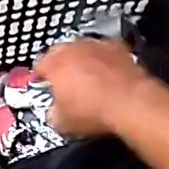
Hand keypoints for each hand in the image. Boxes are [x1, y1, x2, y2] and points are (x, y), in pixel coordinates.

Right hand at [35, 38, 168, 137]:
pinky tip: (106, 74)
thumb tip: (54, 113)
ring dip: (82, 61)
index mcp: (55, 65)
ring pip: (82, 49)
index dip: (39, 75)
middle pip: (60, 52)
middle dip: (60, 65)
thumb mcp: (61, 123)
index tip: (42, 81)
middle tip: (64, 81)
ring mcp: (96, 45)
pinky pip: (104, 51)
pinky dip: (103, 60)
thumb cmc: (95, 111)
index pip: (39, 64)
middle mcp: (74, 49)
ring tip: (86, 79)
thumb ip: (52, 112)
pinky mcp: (117, 47)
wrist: (129, 103)